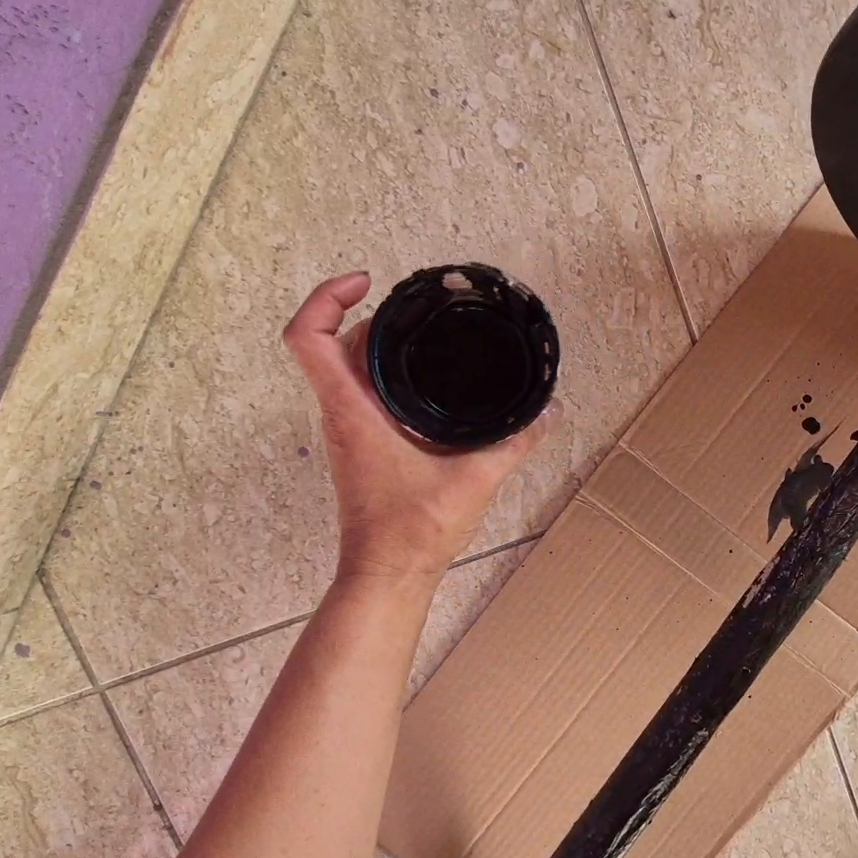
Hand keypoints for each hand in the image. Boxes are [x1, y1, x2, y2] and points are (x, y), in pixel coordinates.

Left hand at [282, 272, 555, 582]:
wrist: (389, 574)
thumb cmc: (414, 531)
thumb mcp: (476, 479)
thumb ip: (516, 442)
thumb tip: (549, 414)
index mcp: (353, 412)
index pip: (308, 338)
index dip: (326, 297)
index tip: (367, 283)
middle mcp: (341, 416)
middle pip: (330, 345)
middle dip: (363, 314)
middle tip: (412, 306)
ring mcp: (347, 432)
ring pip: (344, 370)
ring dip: (372, 344)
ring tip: (422, 333)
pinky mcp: (360, 448)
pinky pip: (360, 394)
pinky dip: (383, 373)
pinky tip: (426, 382)